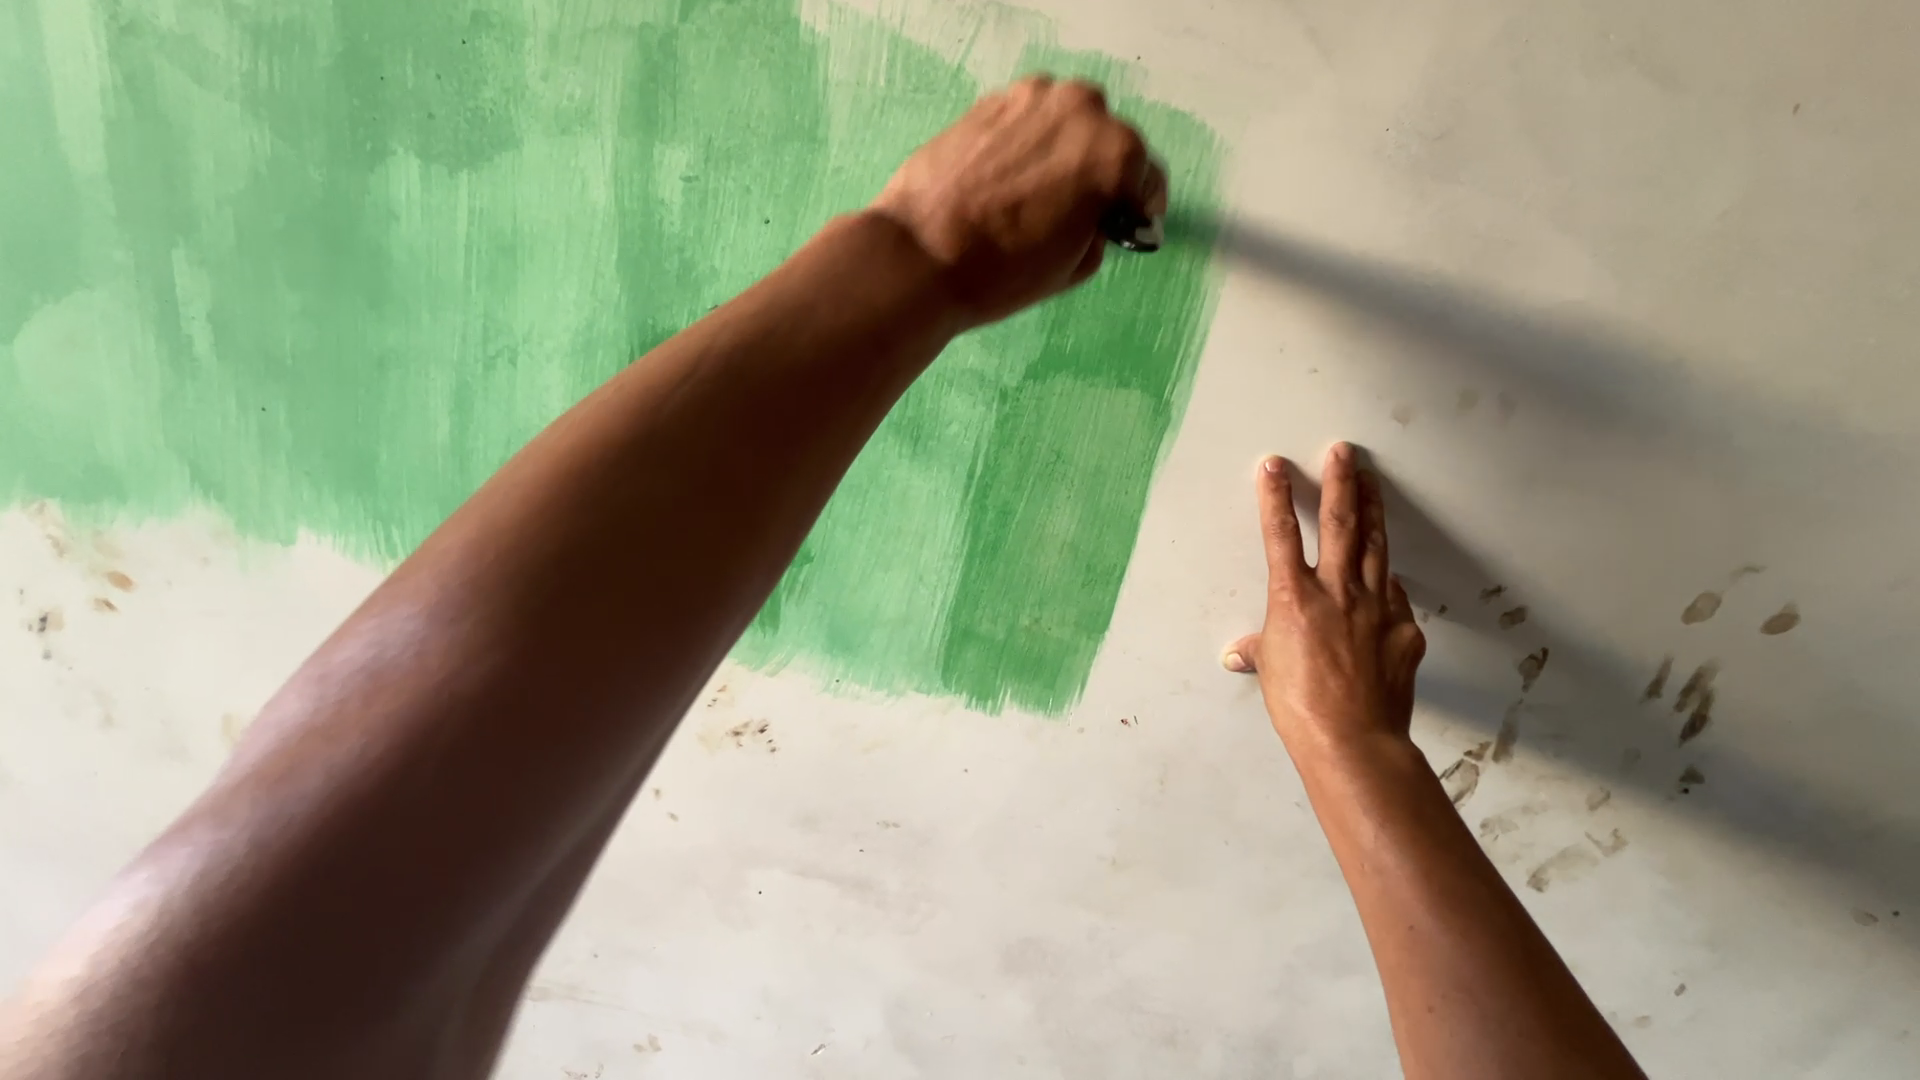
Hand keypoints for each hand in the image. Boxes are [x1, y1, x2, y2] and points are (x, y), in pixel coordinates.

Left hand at [870, 75, 1165, 325]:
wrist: (922, 255)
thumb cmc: (1004, 272)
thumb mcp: (1074, 266)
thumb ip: (1099, 230)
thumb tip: (1094, 216)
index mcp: (1115, 154)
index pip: (1147, 177)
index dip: (1138, 207)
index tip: (1126, 223)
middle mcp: (1082, 109)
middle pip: (1108, 141)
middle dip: (1100, 173)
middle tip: (1078, 211)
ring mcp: (1033, 97)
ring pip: (1066, 124)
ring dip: (1064, 152)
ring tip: (1037, 194)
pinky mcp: (991, 101)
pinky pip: (1028, 121)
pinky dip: (1028, 144)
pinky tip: (1008, 179)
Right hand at [1223, 444, 1426, 754]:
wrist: (1351, 737)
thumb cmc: (1299, 703)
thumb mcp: (1270, 669)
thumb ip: (1258, 650)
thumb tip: (1239, 654)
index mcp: (1294, 597)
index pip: (1279, 534)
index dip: (1275, 496)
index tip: (1274, 466)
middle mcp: (1336, 591)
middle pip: (1340, 523)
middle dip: (1340, 482)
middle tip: (1344, 453)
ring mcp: (1375, 606)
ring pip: (1375, 545)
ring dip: (1372, 510)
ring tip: (1371, 482)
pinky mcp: (1403, 627)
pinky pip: (1394, 593)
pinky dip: (1385, 579)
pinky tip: (1384, 573)